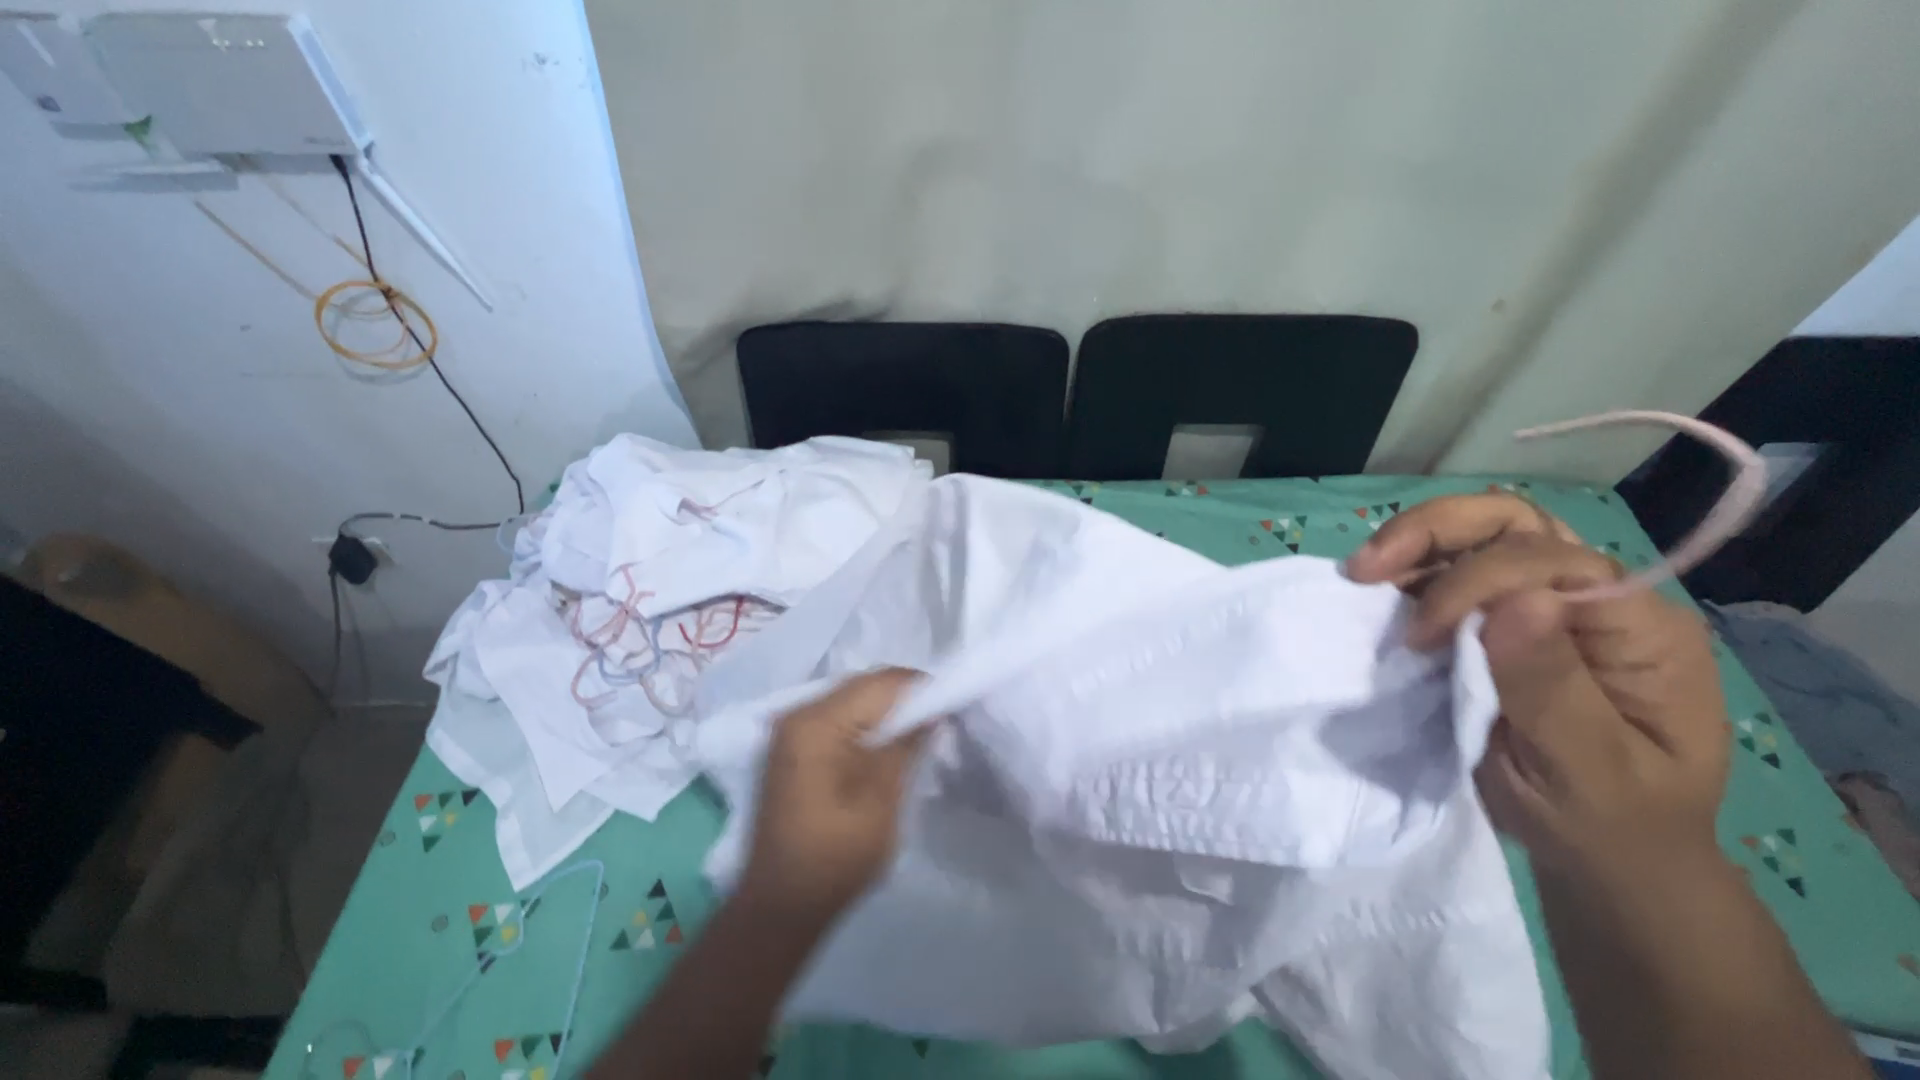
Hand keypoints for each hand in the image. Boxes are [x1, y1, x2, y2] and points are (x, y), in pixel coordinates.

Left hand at [739, 669, 931, 924]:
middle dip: (904, 699)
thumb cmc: (835, 855)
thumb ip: (906, 745)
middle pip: (862, 685)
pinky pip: (835, 720)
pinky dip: (863, 727)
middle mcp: (796, 714)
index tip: (953, 707)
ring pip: (850, 700)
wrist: (781, 904)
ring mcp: (788, 732)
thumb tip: (931, 710)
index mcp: (816, 722)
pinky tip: (885, 750)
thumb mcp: (882, 798)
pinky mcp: (790, 750)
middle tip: (939, 722)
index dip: (921, 688)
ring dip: (885, 713)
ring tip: (918, 736)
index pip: (880, 682)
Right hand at [1348, 494, 1728, 877]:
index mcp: (1640, 630)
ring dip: (1417, 546)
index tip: (1423, 638)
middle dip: (1437, 531)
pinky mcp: (1506, 624)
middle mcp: (1597, 602)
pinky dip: (1413, 575)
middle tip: (1369, 565)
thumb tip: (1518, 600)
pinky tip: (1380, 592)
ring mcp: (1551, 607)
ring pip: (1482, 536)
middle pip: (1517, 525)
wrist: (1606, 859)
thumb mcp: (1591, 773)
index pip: (1555, 560)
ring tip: (1363, 574)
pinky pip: (1457, 575)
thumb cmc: (1609, 824)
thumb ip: (1556, 688)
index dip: (1477, 579)